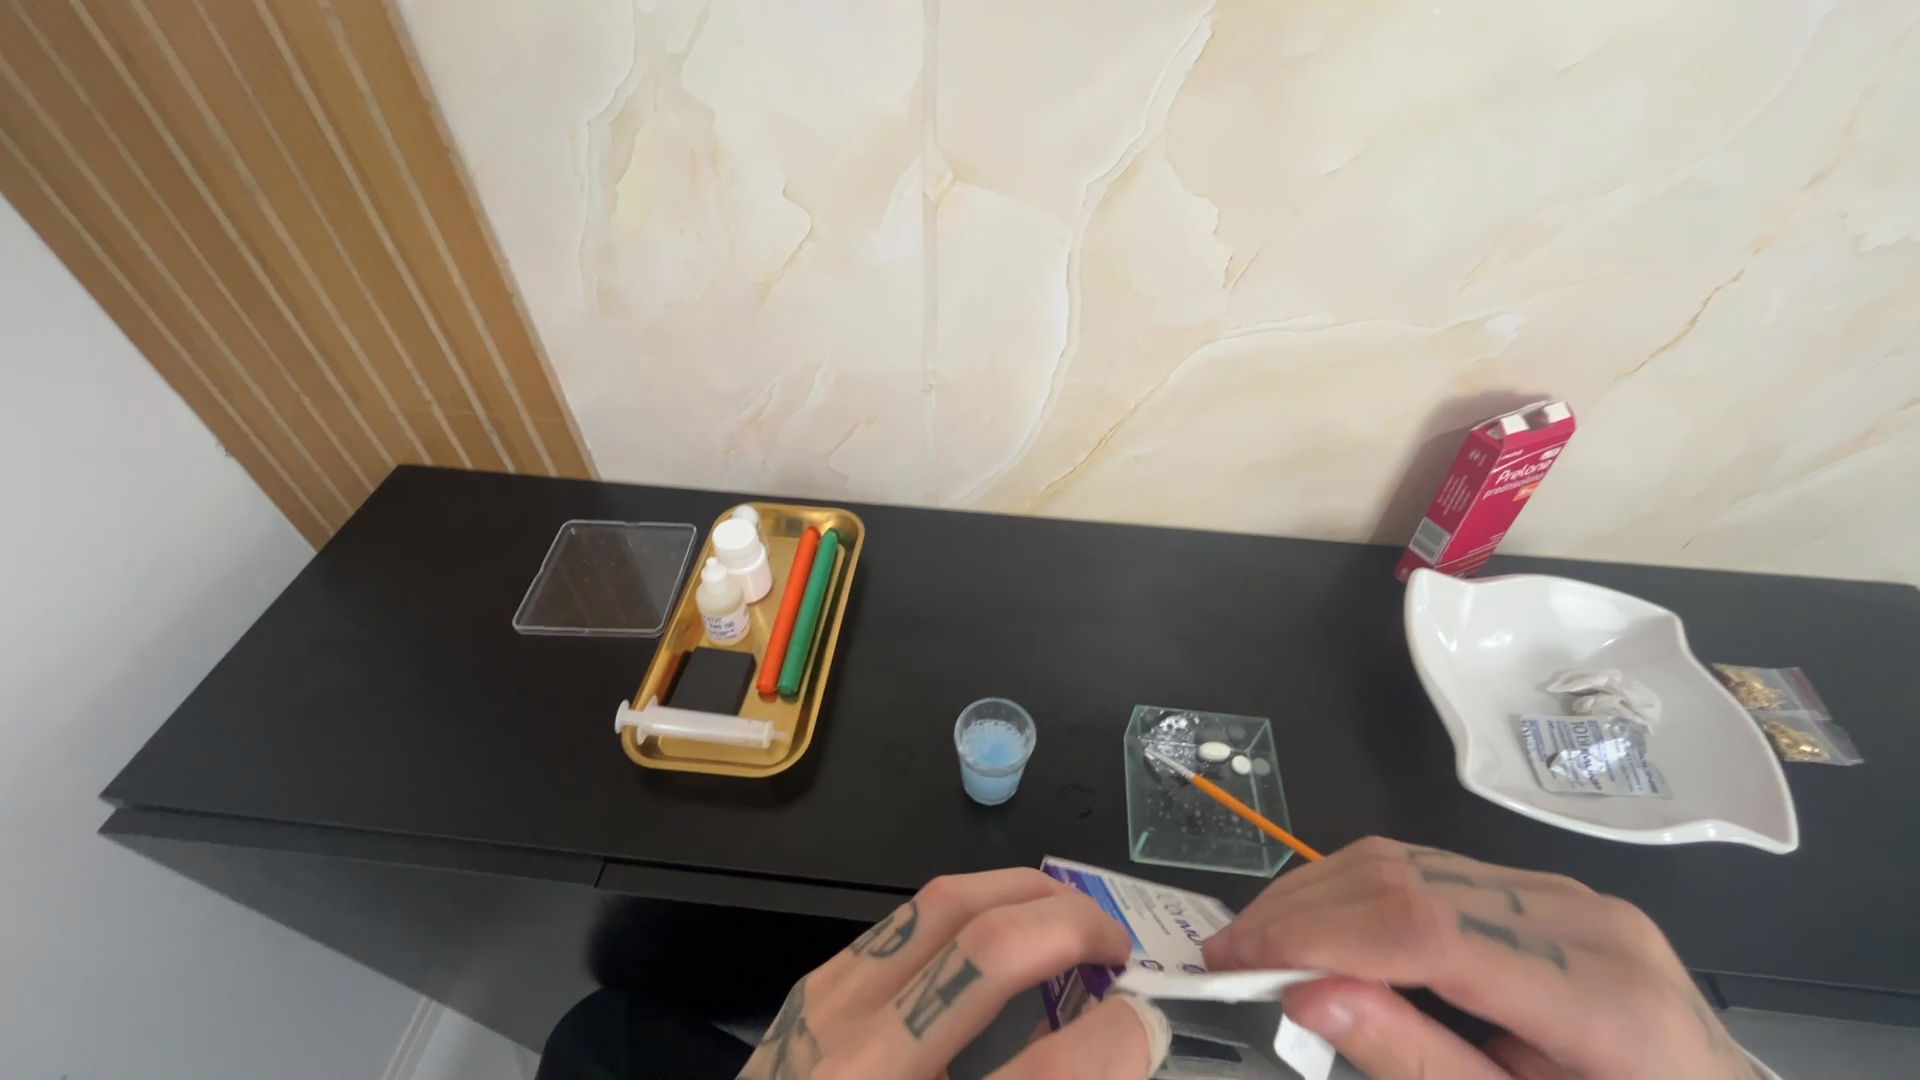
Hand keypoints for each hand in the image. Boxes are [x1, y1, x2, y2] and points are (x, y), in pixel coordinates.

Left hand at [737, 867, 1171, 1079]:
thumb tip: (1108, 1044)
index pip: (1037, 1079)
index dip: (1109, 1045)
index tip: (1143, 1024)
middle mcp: (860, 1067)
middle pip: (984, 950)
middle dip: (1070, 928)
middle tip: (1115, 946)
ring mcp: (826, 1014)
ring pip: (943, 907)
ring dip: (1022, 896)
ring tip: (1067, 916)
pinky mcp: (814, 989)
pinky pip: (907, 918)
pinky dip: (971, 907)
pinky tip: (997, 926)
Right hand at [1202, 837, 1760, 1079]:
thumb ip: (1415, 1063)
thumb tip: (1303, 995)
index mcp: (1607, 1001)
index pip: (1427, 930)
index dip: (1318, 936)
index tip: (1241, 960)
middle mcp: (1584, 920)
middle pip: (1404, 881)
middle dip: (1299, 911)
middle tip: (1229, 952)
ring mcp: (1561, 896)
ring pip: (1401, 860)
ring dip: (1312, 893)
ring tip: (1259, 938)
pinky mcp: (1536, 892)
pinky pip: (1421, 868)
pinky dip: (1350, 891)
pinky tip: (1314, 922)